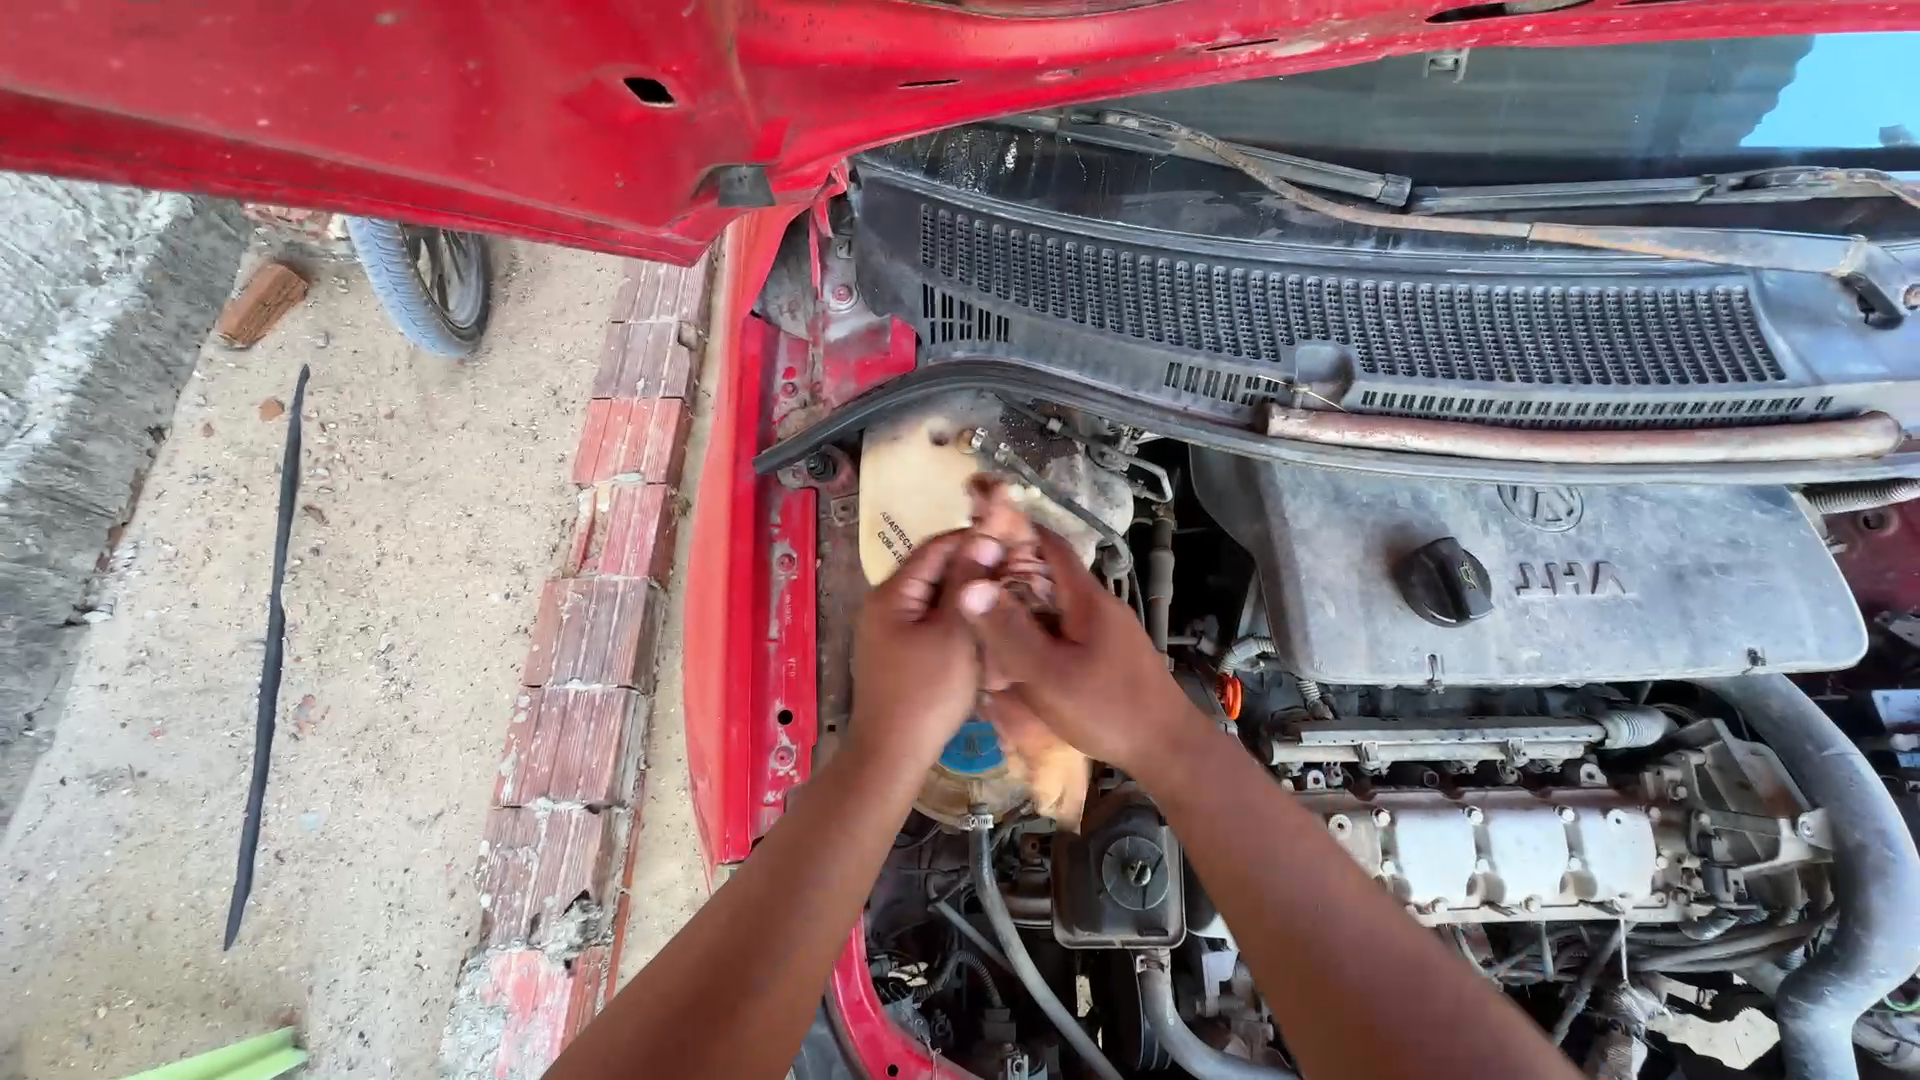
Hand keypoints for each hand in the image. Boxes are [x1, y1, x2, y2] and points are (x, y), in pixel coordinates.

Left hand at [850, 529, 1004, 765]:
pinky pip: (927, 620)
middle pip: (931, 570)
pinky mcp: (895, 651)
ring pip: (931, 597)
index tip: (1010, 538)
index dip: (972, 538)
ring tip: (1003, 592)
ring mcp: (886, 630)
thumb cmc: (927, 692)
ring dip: (965, 592)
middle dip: (971, 566)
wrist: (892, 754)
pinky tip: (981, 623)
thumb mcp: (955, 634)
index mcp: (891, 593)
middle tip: (1013, 567)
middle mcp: (883, 604)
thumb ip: (967, 583)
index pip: (935, 547)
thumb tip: (982, 537)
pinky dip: (953, 616)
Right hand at [956, 528, 1203, 773]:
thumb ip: (1008, 632)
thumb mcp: (1048, 674)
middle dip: (1010, 576)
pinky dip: (1039, 635)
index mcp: (1087, 599)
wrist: (1169, 750)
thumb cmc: (1107, 709)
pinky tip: (1018, 658)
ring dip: (1023, 610)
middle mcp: (1100, 606)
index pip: (1050, 545)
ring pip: (1056, 608)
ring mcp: (1108, 632)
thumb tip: (969, 585)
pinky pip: (1065, 633)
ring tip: (984, 623)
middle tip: (967, 587)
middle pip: (1049, 577)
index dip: (1015, 532)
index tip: (978, 534)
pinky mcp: (1109, 656)